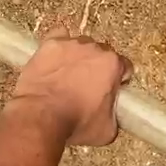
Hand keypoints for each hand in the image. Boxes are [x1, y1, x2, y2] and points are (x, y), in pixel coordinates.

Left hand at [9, 29, 132, 146]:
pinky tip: (55, 59)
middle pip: (102, 53)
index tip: (111, 89)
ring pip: (80, 45)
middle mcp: (95, 49)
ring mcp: (71, 44)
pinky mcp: (50, 44)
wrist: (41, 117)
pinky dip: (59, 45)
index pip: (124, 66)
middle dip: (97, 68)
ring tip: (66, 77)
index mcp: (112, 65)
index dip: (118, 79)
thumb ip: (115, 116)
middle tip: (87, 87)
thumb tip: (113, 117)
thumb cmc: (74, 122)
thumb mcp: (107, 130)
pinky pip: (59, 35)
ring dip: (77, 57)